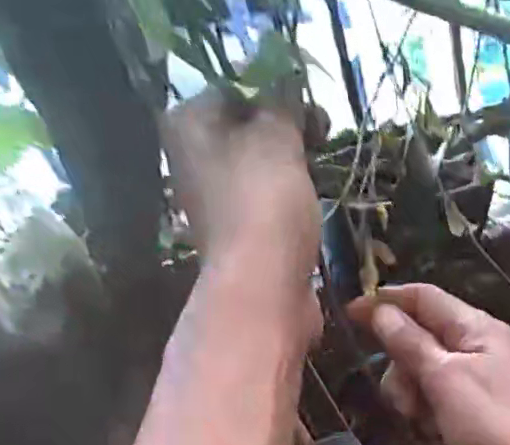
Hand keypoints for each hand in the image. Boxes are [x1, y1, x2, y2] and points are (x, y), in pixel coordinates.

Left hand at [160, 93, 318, 274]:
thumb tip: (287, 93)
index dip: (274, 95)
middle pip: (245, 133)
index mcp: (188, 126)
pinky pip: (267, 210)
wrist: (266, 289)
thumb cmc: (265, 205)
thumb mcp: (277, 138)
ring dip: (290, 174)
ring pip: (258, 173)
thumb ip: (283, 106)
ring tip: (319, 179)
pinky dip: (288, 208)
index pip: (232, 90)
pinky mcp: (240, 240)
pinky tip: (309, 214)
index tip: (313, 112)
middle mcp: (192, 163)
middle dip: (284, 136)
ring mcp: (215, 206)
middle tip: (321, 143)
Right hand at [348, 284, 509, 444]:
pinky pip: (438, 409)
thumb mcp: (446, 377)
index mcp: (476, 329)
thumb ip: (411, 342)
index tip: (349, 314)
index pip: (424, 298)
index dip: (386, 302)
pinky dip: (431, 422)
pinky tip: (437, 442)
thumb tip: (382, 310)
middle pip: (419, 342)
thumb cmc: (491, 423)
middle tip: (405, 401)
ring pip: (424, 380)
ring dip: (414, 401)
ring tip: (424, 426)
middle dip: (402, 369)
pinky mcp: (474, 419)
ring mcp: (476, 387)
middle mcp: (477, 351)